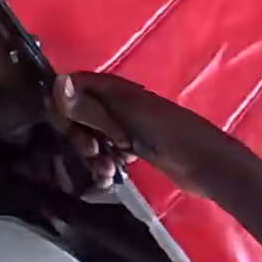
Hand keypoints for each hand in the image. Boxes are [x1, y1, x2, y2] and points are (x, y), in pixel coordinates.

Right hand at [52, 71, 220, 193]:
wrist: (204, 163)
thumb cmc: (164, 133)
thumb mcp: (123, 119)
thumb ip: (89, 106)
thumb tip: (56, 83)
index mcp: (111, 88)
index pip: (71, 88)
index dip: (63, 107)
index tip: (67, 130)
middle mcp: (113, 102)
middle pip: (78, 114)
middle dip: (79, 136)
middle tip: (92, 153)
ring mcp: (123, 124)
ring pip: (91, 136)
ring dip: (92, 156)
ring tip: (106, 172)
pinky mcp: (131, 146)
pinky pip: (106, 151)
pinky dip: (104, 164)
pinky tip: (111, 177)